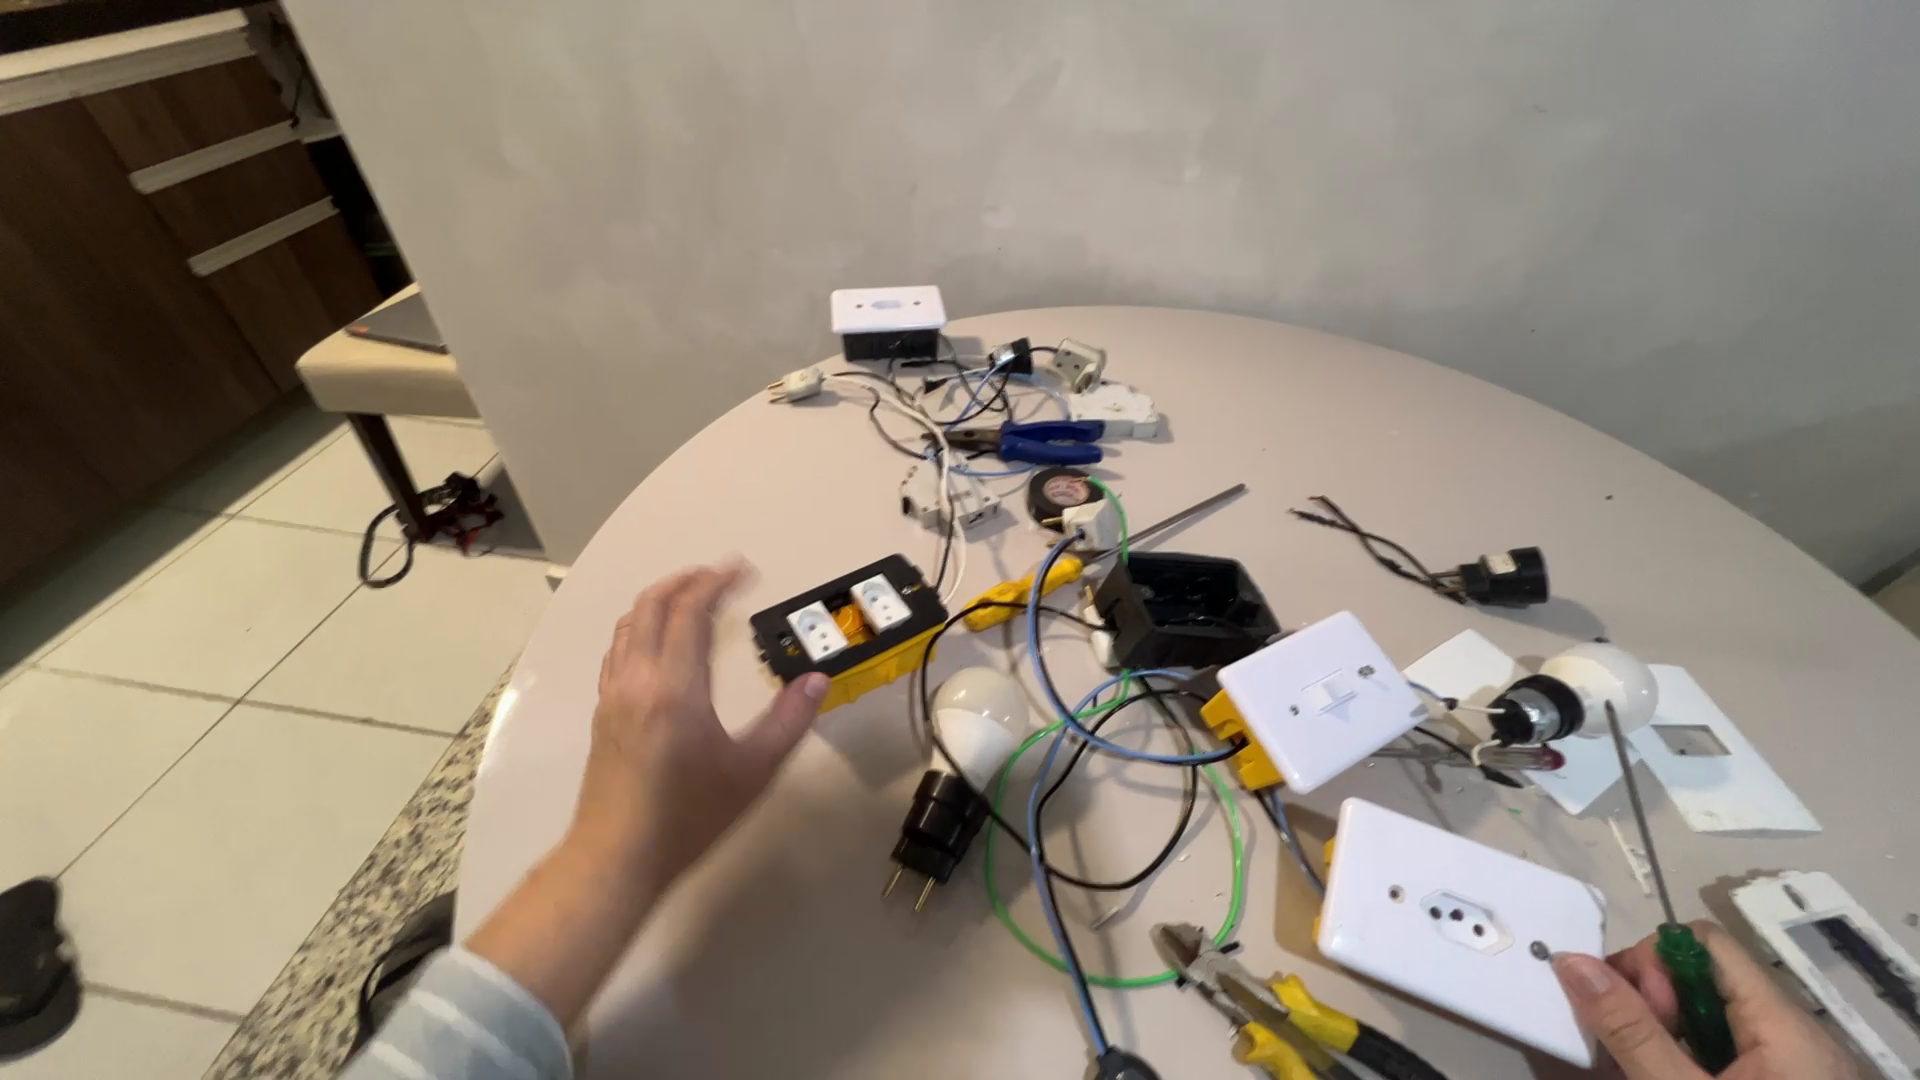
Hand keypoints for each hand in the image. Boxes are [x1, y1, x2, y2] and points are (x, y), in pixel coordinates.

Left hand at [570, 561, 829, 885]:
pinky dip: (641, 625)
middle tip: (721, 575)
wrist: (616, 858)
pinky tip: (660, 641)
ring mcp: (614, 693)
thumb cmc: (690, 815)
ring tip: (693, 597)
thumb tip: (816, 679)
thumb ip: (789, 720)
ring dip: (660, 599)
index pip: (690, 611)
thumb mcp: (753, 771)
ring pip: (628, 624)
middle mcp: (638, 679)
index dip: (717, 581)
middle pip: (651, 605)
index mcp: (675, 687)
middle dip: (686, 580)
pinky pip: (618, 648)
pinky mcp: (602, 710)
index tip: (744, 570)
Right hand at [1552, 920, 1860, 1078]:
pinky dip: (1690, 1052)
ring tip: (1656, 1069)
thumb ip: (1627, 1027)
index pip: (1701, 942)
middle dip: (1652, 997)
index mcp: (1785, 1027)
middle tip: (1638, 1045)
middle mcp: (1800, 1035)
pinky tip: (1677, 1078)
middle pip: (1702, 974)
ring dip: (1666, 1027)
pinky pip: (1730, 1043)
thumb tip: (1569, 960)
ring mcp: (1802, 1065)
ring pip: (1710, 1010)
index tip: (1630, 1006)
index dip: (1651, 959)